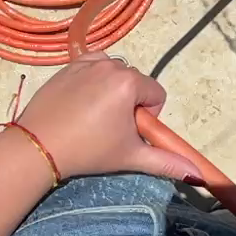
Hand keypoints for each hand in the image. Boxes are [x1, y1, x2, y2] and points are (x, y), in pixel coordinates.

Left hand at [13, 53, 202, 181]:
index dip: (146, 117)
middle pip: (135, 83)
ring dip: (111, 90)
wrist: (39, 145)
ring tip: (93, 116)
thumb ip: (165, 161)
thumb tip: (196, 174)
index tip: (126, 132)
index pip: (156, 95)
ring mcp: (86, 62)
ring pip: (114, 73)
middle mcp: (111, 65)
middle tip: (107, 127)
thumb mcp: (130, 156)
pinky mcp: (68, 65)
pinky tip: (80, 101)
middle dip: (129, 103)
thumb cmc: (88, 150)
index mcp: (129, 83)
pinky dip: (92, 79)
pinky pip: (92, 66)